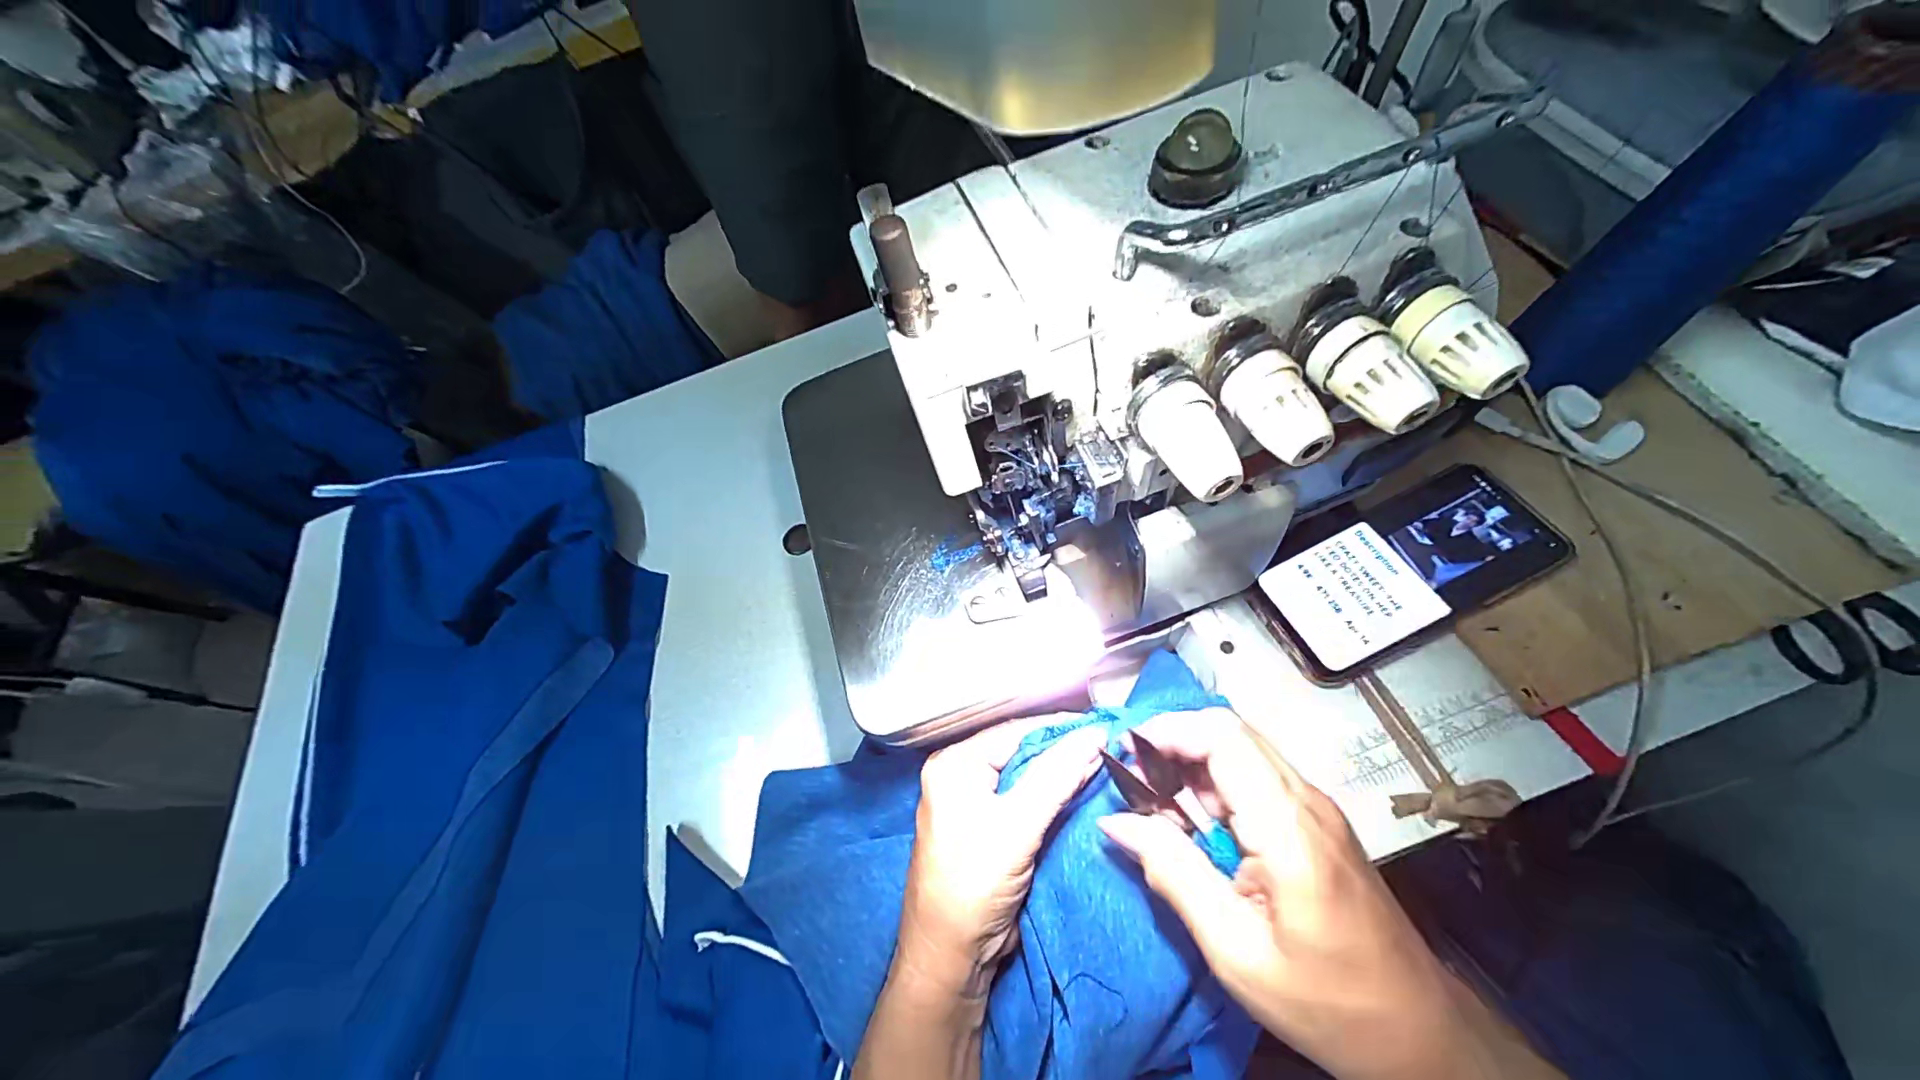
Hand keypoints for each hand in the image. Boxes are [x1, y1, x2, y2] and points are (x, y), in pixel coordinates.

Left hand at [894, 717, 1107, 997]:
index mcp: (954, 764)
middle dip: (1063, 747)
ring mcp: (975, 802)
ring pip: (1027, 775)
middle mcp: (961, 775)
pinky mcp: (991, 827)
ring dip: (1062, 770)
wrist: (951, 955)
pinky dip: (1054, 793)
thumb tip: (1095, 734)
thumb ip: (1057, 776)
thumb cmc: (973, 883)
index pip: (1014, 731)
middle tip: (1108, 742)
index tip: (1103, 723)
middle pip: (1021, 750)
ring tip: (1105, 759)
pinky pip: (1027, 798)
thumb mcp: (1017, 824)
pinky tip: (1084, 786)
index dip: (1060, 727)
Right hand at [1098, 709, 1562, 1079]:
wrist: (1419, 1032)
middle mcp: (1306, 800)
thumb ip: (1173, 874)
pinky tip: (1196, 829)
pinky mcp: (1315, 821)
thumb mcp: (1235, 949)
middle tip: (1134, 785)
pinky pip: (1253, 778)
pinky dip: (1213, 788)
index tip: (1124, 754)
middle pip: (1229, 731)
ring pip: (1240, 750)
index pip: (1222, 737)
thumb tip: (1117, 823)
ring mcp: (1315, 808)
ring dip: (1190, 767)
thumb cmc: (1326, 1002)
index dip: (1167, 731)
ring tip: (1157, 811)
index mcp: (1289, 827)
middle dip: (1172, 744)